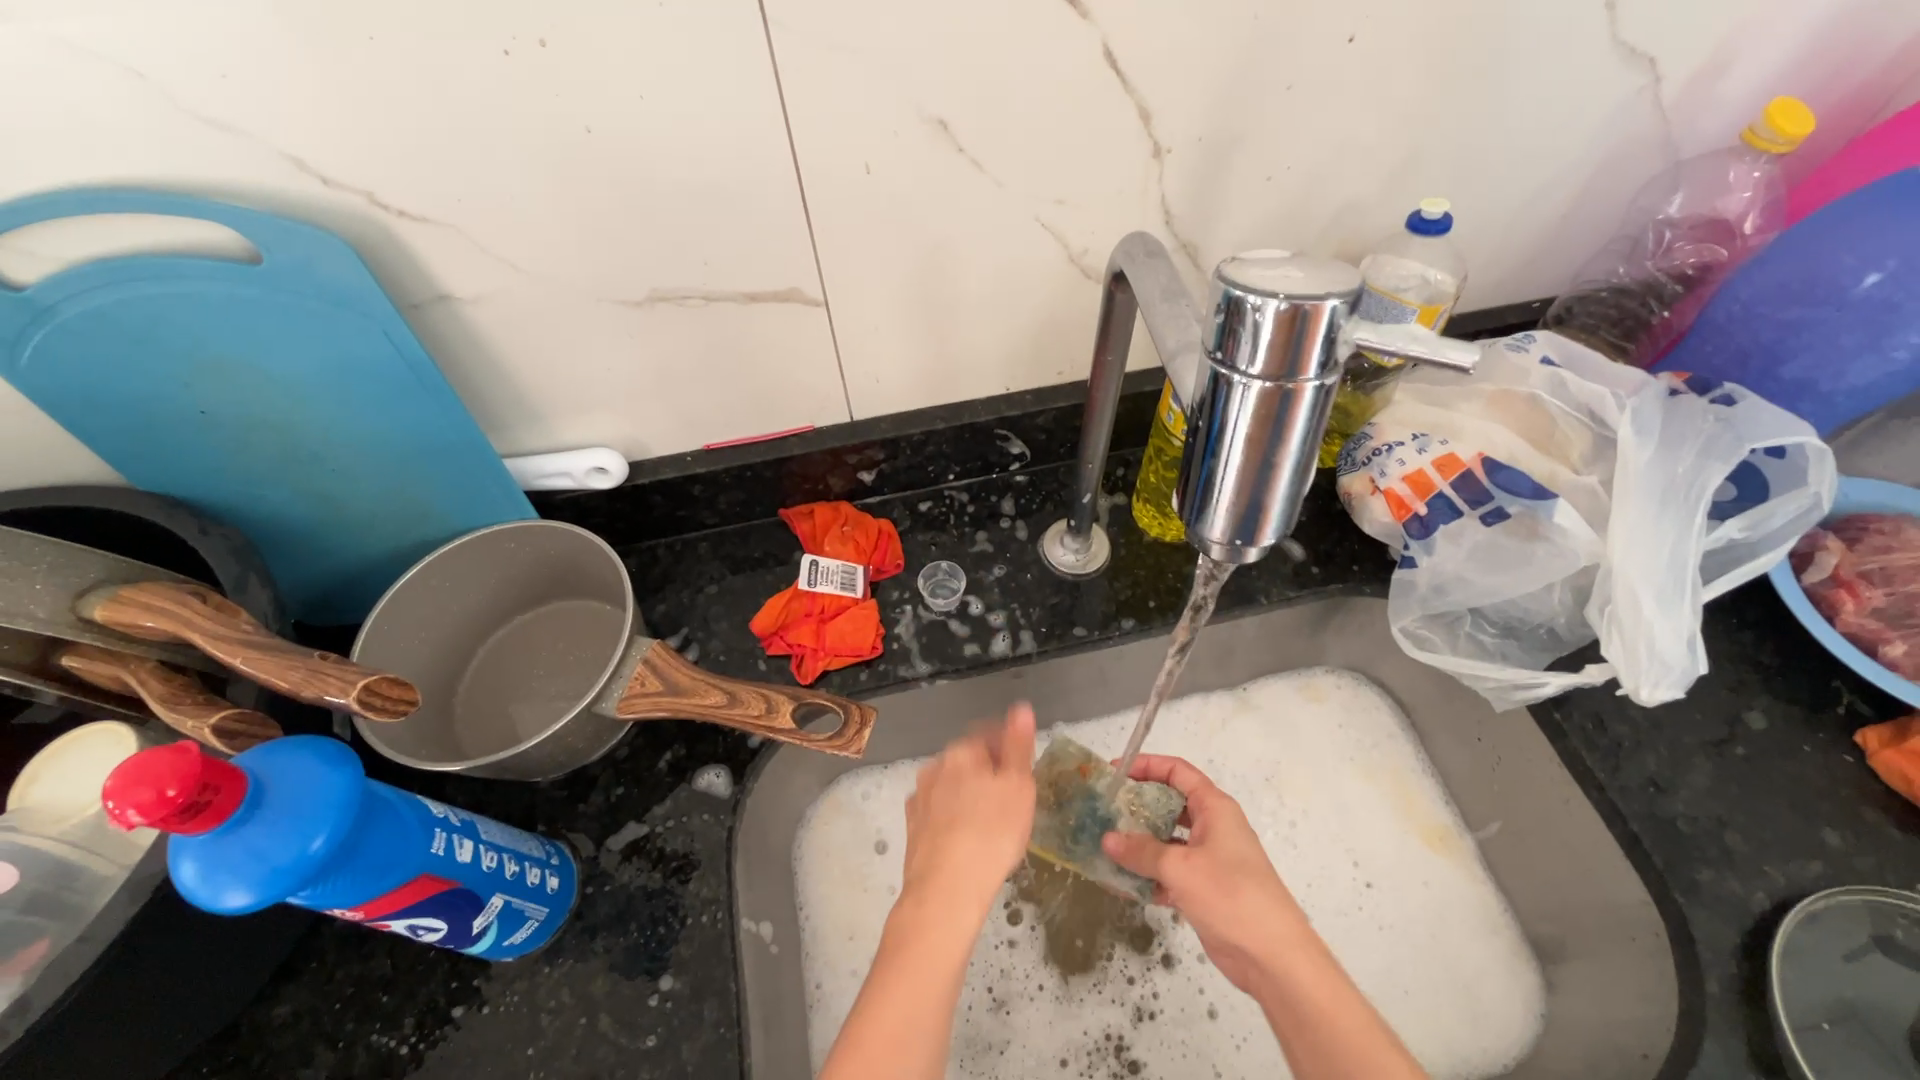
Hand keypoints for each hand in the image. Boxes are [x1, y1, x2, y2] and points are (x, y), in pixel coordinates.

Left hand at [900, 702, 1037, 913]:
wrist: (946, 889)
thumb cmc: (992, 833)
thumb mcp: (1019, 786)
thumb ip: (1019, 745)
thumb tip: (1022, 708)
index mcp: (962, 751)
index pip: (989, 735)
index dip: (1009, 750)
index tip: (1023, 773)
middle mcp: (935, 767)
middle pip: (968, 760)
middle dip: (988, 773)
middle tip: (1012, 801)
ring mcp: (919, 797)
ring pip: (951, 786)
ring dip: (969, 796)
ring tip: (990, 825)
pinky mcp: (912, 826)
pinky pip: (939, 812)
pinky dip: (953, 819)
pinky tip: (966, 840)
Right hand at [1102, 754, 1305, 993]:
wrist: (1271, 955)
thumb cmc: (1230, 895)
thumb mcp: (1180, 868)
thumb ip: (1141, 851)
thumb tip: (1107, 839)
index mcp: (1214, 809)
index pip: (1178, 772)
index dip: (1146, 766)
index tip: (1115, 773)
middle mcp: (1212, 828)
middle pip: (1170, 805)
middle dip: (1137, 807)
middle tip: (1104, 811)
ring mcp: (1209, 860)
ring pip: (1167, 841)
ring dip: (1139, 844)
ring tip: (1105, 847)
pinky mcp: (1203, 889)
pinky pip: (1169, 873)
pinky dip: (1148, 876)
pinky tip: (1122, 884)